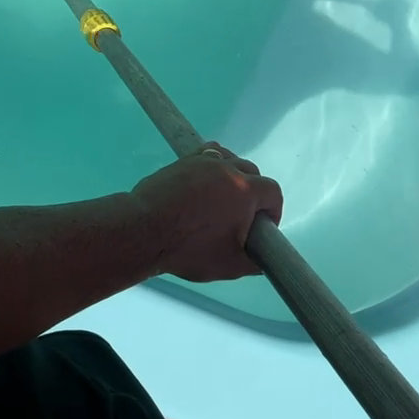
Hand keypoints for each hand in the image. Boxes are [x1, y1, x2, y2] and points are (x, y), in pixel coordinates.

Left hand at [130, 143, 282, 282]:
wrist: (144, 229)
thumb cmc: (190, 248)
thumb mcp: (231, 265)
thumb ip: (254, 260)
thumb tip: (261, 258)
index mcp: (244, 190)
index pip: (273, 191)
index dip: (273, 210)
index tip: (263, 226)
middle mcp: (225, 167)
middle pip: (251, 171)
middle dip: (254, 191)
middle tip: (243, 215)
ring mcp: (201, 160)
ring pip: (228, 158)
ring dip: (233, 174)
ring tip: (224, 198)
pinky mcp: (181, 160)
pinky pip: (205, 153)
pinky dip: (211, 165)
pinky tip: (204, 183)